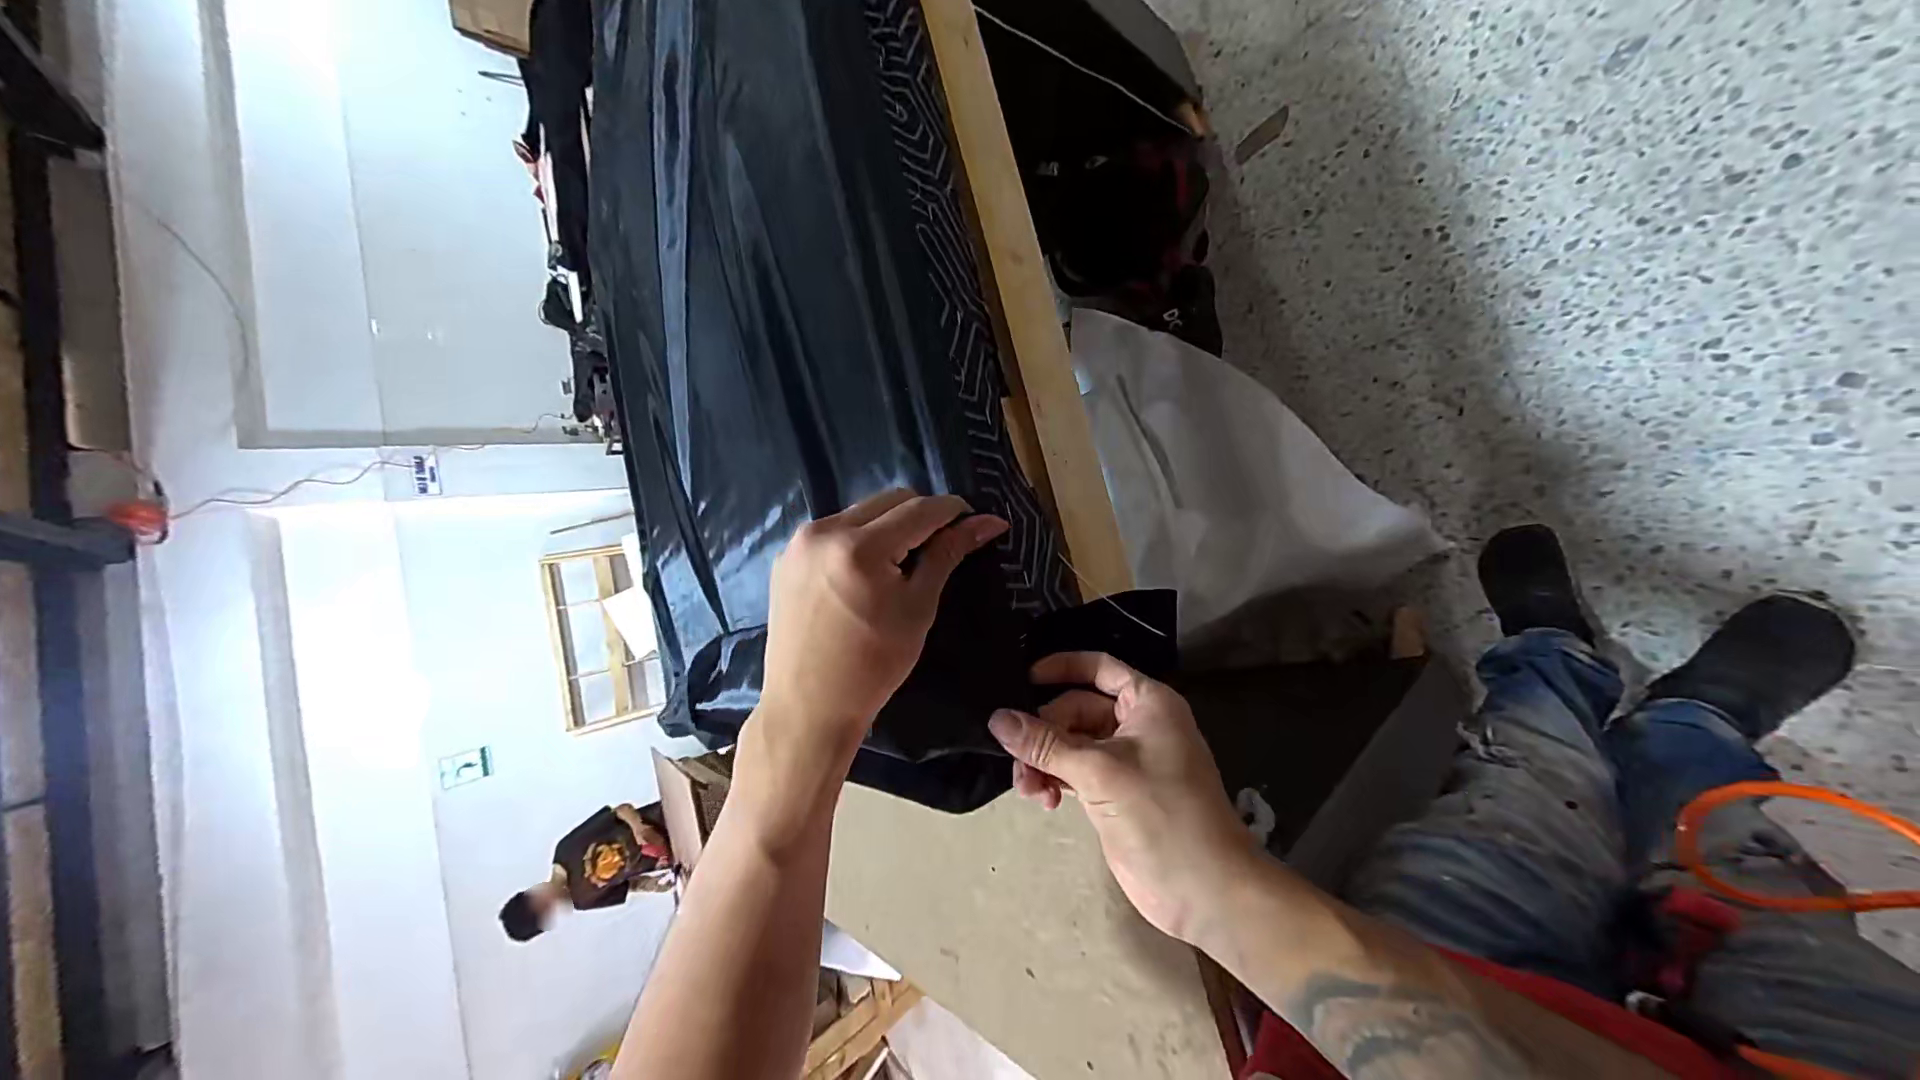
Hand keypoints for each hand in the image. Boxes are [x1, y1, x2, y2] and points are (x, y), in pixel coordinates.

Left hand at [761, 488, 1008, 749]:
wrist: (808, 707)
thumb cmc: (873, 665)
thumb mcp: (918, 608)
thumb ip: (947, 554)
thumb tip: (987, 522)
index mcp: (859, 547)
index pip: (919, 509)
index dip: (953, 510)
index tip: (977, 518)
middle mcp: (823, 531)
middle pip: (889, 500)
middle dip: (921, 514)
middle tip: (942, 543)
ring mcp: (799, 544)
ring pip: (860, 512)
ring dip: (889, 525)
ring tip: (903, 561)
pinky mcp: (786, 559)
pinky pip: (834, 531)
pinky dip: (859, 539)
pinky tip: (867, 571)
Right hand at [988, 652, 1255, 942]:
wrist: (1206, 891)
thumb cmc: (1163, 815)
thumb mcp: (1100, 771)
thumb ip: (1046, 744)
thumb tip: (997, 718)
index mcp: (1147, 704)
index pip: (1098, 668)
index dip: (1061, 667)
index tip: (1022, 678)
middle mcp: (1136, 725)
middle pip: (1074, 710)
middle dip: (1043, 732)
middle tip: (1017, 759)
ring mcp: (1124, 761)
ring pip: (1069, 744)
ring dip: (1044, 761)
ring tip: (1028, 789)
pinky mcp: (1113, 793)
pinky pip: (1073, 772)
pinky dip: (1055, 780)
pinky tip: (1045, 800)